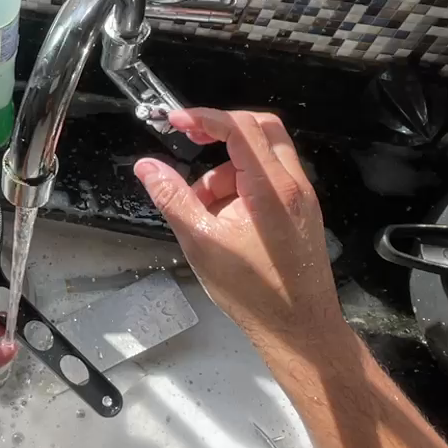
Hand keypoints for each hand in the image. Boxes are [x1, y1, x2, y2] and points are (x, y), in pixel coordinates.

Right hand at [133, 108, 340, 339]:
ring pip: (263, 154)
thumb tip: (147, 167)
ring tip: (202, 204)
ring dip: (228, 165)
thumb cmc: (254, 292)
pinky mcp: (300, 210)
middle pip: (261, 127)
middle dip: (221, 128)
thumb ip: (172, 197)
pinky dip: (241, 183)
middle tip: (191, 138)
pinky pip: (268, 178)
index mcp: (270, 189)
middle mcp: (292, 185)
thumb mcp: (200, 242)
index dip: (204, 117)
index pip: (239, 128)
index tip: (175, 121)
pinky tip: (222, 217)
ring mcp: (300, 197)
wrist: (299, 329)